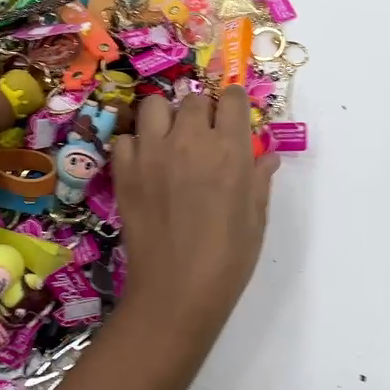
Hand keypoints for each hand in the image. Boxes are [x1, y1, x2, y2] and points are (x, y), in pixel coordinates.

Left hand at [112, 90, 279, 343]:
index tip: (234, 119)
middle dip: (202, 113)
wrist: (176, 292)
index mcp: (229, 149)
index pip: (233, 98)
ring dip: (165, 118)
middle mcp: (190, 140)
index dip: (235, 105)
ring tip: (170, 141)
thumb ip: (259, 179)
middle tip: (204, 138)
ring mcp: (152, 152)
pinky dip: (135, 144)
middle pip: (194, 99)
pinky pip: (125, 138)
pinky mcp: (124, 170)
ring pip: (154, 105)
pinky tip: (145, 164)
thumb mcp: (256, 218)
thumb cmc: (228, 259)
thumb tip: (265, 156)